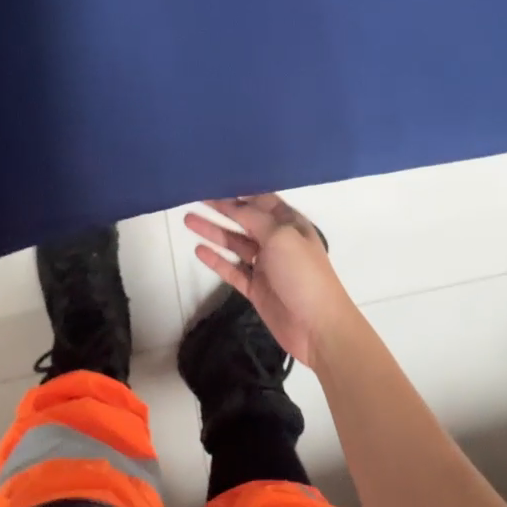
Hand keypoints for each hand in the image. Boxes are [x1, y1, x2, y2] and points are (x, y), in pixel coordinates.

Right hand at [184, 194, 357, 366]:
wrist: (318, 326)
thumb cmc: (303, 273)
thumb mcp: (281, 236)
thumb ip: (256, 219)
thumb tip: (237, 205)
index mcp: (290, 224)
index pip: (262, 201)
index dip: (241, 191)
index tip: (217, 181)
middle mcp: (277, 241)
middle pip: (245, 220)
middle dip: (222, 208)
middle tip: (197, 196)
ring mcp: (266, 266)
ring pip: (235, 244)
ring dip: (214, 231)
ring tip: (188, 220)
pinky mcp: (256, 289)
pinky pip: (232, 270)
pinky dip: (216, 260)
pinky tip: (199, 250)